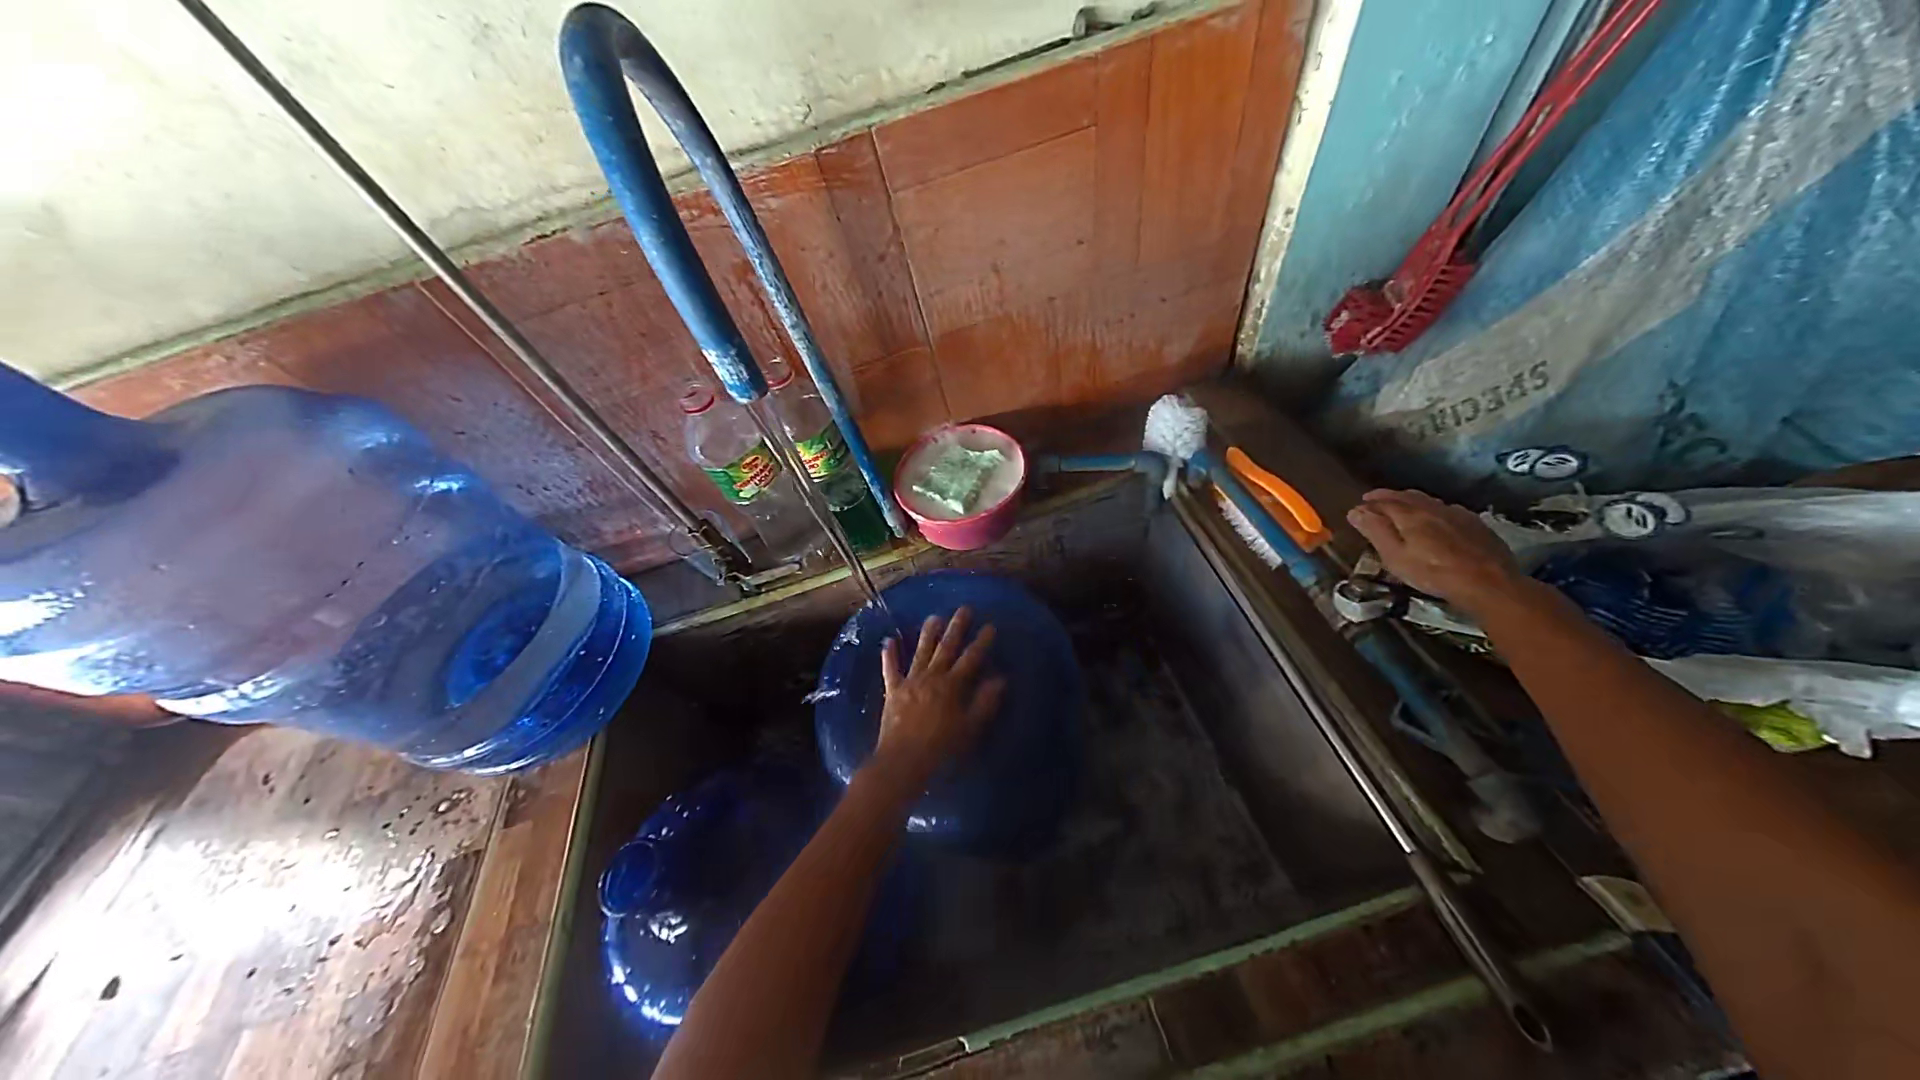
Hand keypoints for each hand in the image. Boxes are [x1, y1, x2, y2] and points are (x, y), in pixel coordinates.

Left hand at [872, 607, 1004, 793]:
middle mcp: (932, 677)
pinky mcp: (893, 691)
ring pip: (921, 652)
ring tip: (934, 616)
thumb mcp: (970, 727)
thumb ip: (984, 702)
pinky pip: (890, 669)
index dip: (981, 642)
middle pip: (946, 648)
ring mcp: (910, 681)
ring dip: (928, 634)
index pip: (971, 658)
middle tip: (964, 609)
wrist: (904, 759)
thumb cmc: (942, 747)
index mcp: (952, 686)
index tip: (990, 626)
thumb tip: (1000, 680)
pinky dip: (889, 654)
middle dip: (957, 627)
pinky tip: (888, 640)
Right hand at [1345, 489, 1527, 613]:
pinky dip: (1433, 509)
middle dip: (1388, 497)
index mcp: (1410, 514)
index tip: (1357, 508)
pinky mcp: (1475, 524)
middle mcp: (1433, 507)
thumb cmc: (1433, 572)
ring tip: (1402, 507)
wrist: (1488, 582)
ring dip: (1411, 500)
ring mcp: (1457, 514)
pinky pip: (1447, 509)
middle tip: (1375, 500)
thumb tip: (1356, 510)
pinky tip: (1436, 518)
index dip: (1369, 504)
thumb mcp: (1395, 556)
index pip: (1384, 502)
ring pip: (1428, 500)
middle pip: (1407, 496)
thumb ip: (1375, 531)